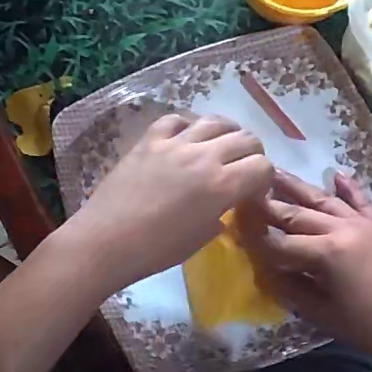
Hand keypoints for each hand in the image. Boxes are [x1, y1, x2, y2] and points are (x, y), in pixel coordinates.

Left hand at [59, 114, 273, 291]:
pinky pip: (177, 120)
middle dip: (252, 154)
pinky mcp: (149, 140)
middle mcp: (204, 156)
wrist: (106, 242)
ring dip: (227, 133)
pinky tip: (186, 138)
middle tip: (242, 169)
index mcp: (222, 186)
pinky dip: (189, 126)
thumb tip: (224, 202)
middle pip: (246, 139)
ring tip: (221, 146)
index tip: (254, 192)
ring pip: (215, 121)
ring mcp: (175, 143)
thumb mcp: (201, 238)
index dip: (265, 179)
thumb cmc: (156, 251)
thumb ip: (221, 213)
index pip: (263, 166)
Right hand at [237, 172, 371, 371]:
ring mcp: (364, 225)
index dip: (252, 236)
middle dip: (266, 204)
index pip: (277, 242)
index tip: (229, 223)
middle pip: (296, 214)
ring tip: (274, 170)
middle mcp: (342, 229)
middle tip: (241, 189)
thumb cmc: (370, 329)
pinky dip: (348, 187)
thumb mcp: (322, 313)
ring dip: (297, 186)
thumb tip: (265, 268)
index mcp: (325, 253)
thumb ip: (290, 287)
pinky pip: (361, 202)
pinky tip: (336, 174)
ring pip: (323, 200)